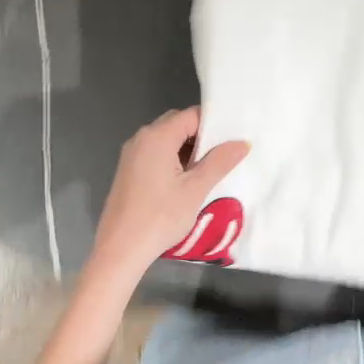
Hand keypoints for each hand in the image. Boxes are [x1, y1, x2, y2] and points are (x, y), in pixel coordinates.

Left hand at [90, 108, 249, 278]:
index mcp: (157, 136)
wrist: (121, 248)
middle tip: (220, 159)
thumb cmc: (160, 217)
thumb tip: (242, 142)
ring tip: (204, 173)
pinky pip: (153, 156)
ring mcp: (130, 155)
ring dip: (185, 151)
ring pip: (164, 141)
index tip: (231, 142)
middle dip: (199, 138)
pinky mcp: (126, 172)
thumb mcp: (195, 189)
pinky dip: (170, 161)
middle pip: (176, 125)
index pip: (191, 116)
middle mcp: (140, 138)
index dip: (213, 125)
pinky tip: (182, 183)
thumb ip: (219, 162)